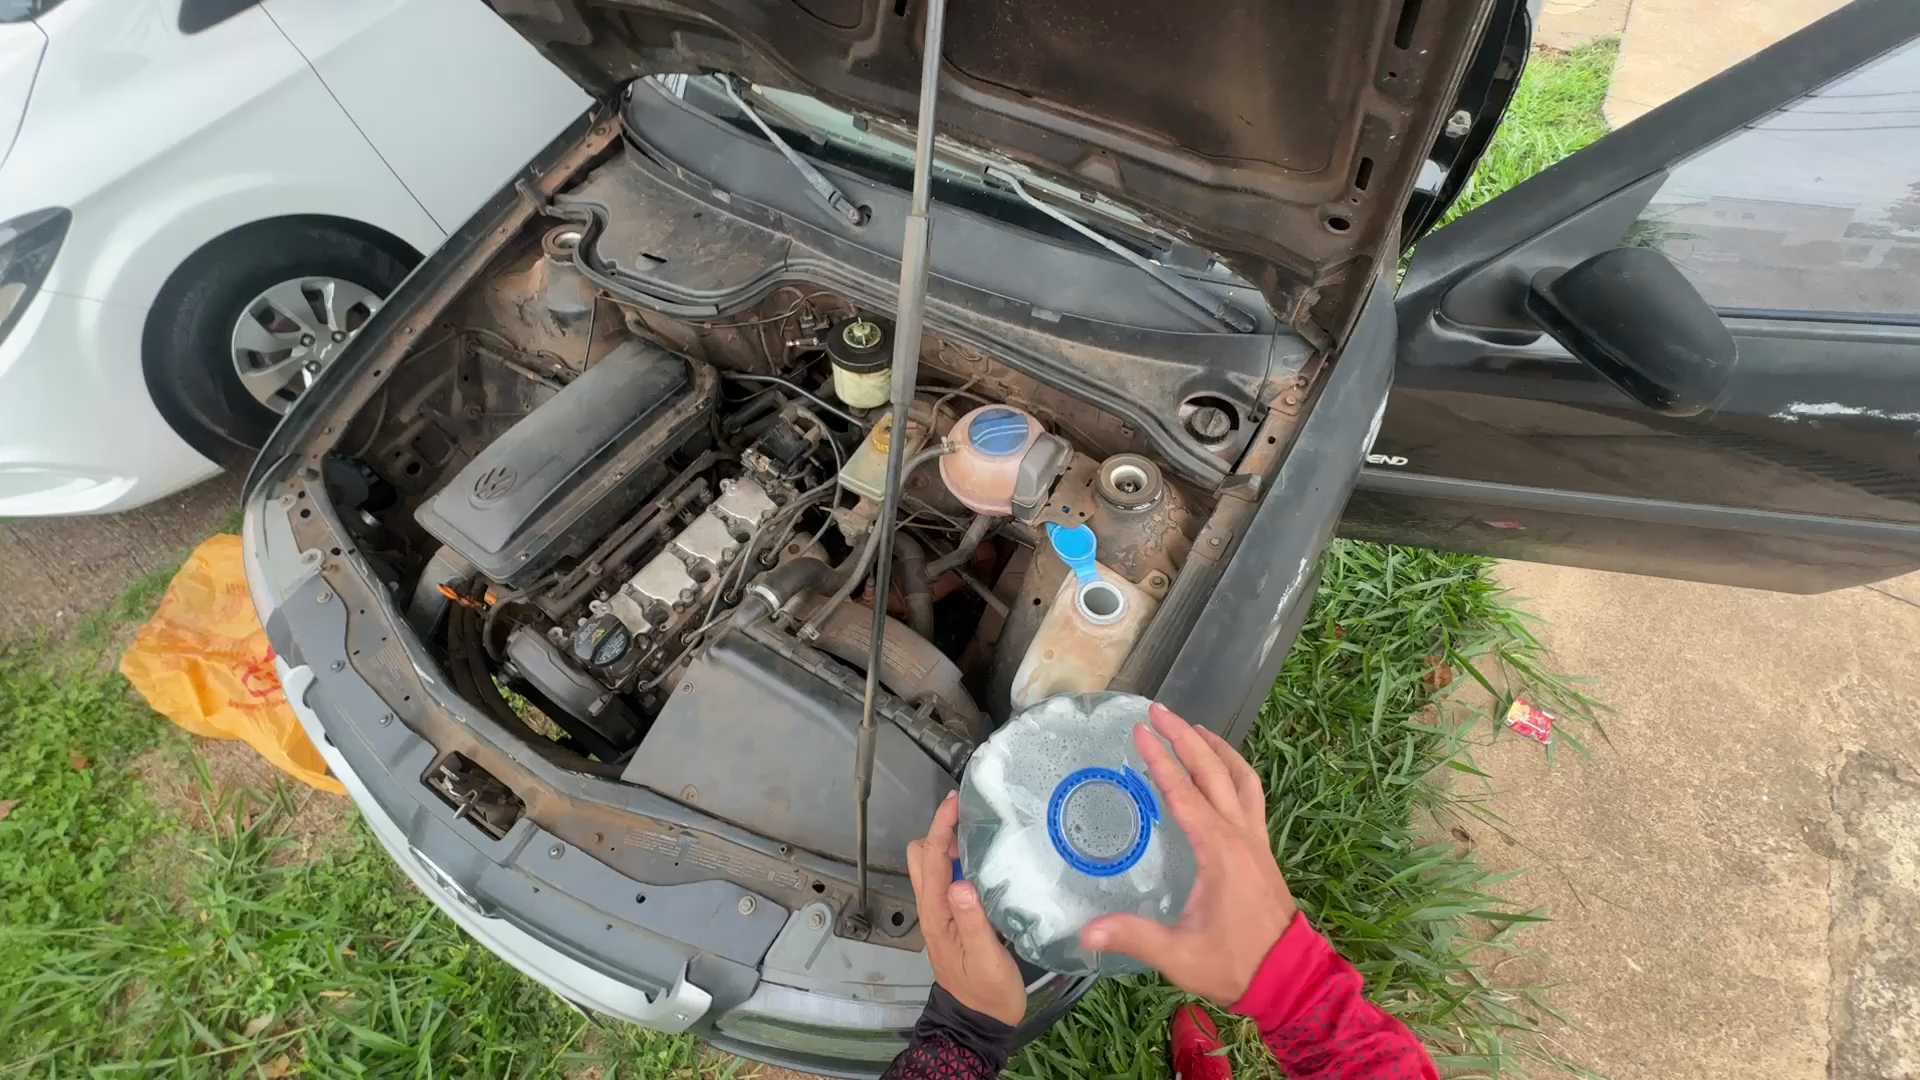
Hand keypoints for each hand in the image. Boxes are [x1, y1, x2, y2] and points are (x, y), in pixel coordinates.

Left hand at [907, 791, 1027, 1025]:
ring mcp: (939, 909)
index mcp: (936, 912)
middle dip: (939, 828)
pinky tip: (980, 856)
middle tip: (968, 815)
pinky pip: (946, 875)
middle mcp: (932, 905)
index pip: (931, 857)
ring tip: (976, 830)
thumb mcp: (986, 958)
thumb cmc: (986, 991)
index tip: (956, 801)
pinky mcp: (951, 914)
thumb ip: (973, 921)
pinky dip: (956, 857)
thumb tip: (961, 884)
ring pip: (930, 863)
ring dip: (945, 842)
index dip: (941, 825)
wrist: (980, 1020)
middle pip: (920, 854)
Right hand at [1080, 703, 1297, 1003]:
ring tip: (1193, 727)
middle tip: (1158, 711)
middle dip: (1184, 736)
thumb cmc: (1235, 965)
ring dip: (1215, 747)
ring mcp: (1255, 837)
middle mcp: (1239, 833)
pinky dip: (1235, 769)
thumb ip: (1134, 936)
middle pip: (1213, 770)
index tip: (1139, 730)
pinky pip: (1251, 793)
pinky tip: (1222, 768)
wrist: (1292, 983)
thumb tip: (1085, 933)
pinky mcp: (1262, 846)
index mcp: (1218, 849)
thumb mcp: (1180, 955)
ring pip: (1240, 776)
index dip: (1160, 758)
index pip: (1183, 791)